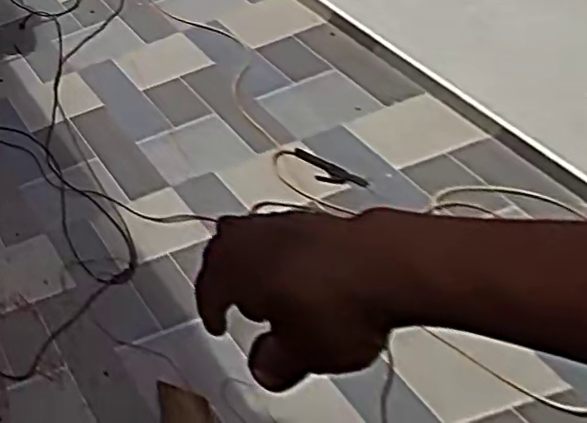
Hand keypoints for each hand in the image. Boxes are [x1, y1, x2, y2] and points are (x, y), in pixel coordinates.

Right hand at [195, 211, 411, 390]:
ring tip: (277, 292)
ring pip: (247, 246)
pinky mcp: (297, 218)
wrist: (379, 265)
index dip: (212, 314)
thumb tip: (266, 368)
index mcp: (227, 268)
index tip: (216, 323)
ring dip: (255, 267)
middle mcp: (238, 239)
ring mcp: (267, 224)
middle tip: (243, 306)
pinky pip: (278, 238)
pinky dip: (283, 257)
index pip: (207, 293)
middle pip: (222, 261)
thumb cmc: (334, 301)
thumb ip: (276, 362)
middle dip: (231, 285)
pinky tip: (305, 276)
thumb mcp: (304, 352)